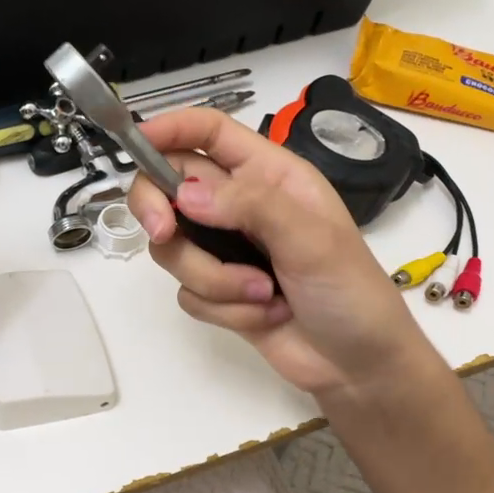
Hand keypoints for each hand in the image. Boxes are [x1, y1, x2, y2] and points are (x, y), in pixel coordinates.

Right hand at [126, 108, 436, 399]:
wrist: (359, 365)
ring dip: (213, 278)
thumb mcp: (313, 240)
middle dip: (158, 209)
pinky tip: (264, 316)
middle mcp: (238, 205)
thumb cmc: (350, 291)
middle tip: (165, 231)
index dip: (170, 127)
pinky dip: (222, 308)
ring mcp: (223, 249)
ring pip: (172, 247)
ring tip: (264, 294)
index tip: (134, 140)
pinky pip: (186, 291)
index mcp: (267, 175)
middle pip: (166, 186)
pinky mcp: (215, 290)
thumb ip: (251, 206)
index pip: (208, 133)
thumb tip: (185, 195)